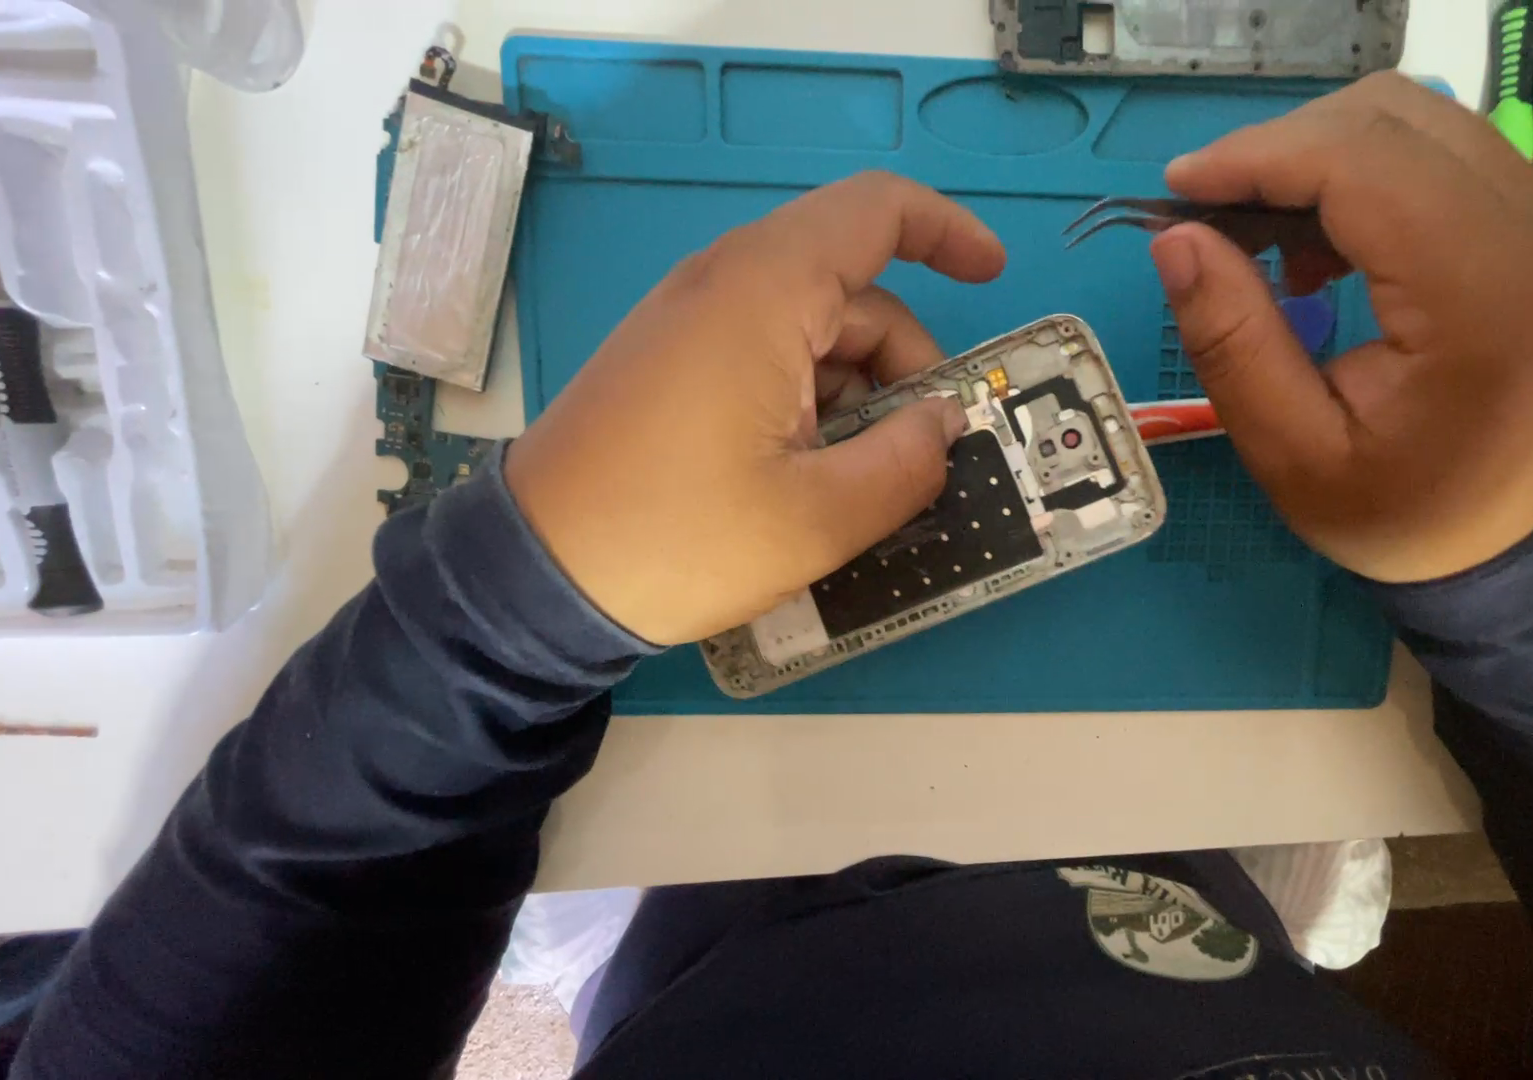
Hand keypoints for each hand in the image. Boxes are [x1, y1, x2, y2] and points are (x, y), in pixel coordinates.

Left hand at [505, 172, 1005, 643]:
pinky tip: (817, 472)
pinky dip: (817, 403)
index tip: (993, 276)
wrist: (539, 576)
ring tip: (865, 479)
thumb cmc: (679, 540)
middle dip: (907, 364)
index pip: (875, 213)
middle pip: (855, 291)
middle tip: (924, 451)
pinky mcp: (678, 365)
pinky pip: (773, 358)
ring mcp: (696, 325)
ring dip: (862, 394)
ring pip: (816, 332)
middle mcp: (726, 287)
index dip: (947, 232)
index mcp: (763, 293)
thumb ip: (906, 464)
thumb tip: (945, 424)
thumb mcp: (818, 518)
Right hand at [1150, 74, 1532, 582]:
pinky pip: (1431, 154)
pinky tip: (1315, 250)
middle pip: (1386, 119)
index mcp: (1480, 290)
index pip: (1360, 162)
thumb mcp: (1290, 450)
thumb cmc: (1396, 511)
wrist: (1507, 539)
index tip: (1175, 192)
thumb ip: (1233, 343)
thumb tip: (1174, 240)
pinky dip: (1352, 180)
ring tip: (1256, 244)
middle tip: (1205, 223)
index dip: (1256, 159)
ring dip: (1311, 165)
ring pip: (1409, 122)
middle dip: (1276, 155)